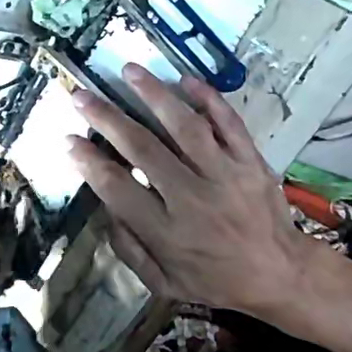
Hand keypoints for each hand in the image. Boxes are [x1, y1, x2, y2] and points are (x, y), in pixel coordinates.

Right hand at [67, 64, 313, 316]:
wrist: (282, 275)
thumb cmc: (215, 279)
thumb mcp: (163, 281)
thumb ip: (128, 247)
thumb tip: (103, 205)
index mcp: (167, 232)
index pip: (117, 188)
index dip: (88, 161)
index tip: (69, 140)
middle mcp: (192, 198)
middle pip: (142, 148)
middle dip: (106, 118)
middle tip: (81, 95)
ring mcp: (225, 175)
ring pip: (185, 126)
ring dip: (154, 94)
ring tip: (129, 70)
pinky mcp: (250, 161)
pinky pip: (228, 123)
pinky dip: (208, 98)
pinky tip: (185, 79)